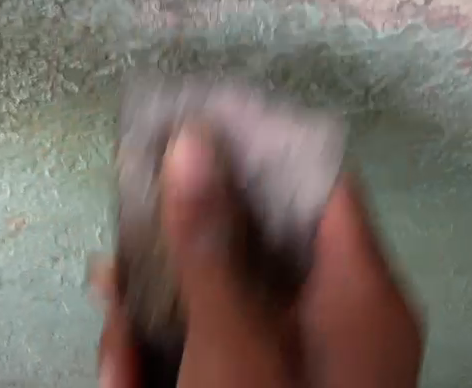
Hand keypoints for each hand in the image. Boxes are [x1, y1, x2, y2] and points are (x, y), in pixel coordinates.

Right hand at [95, 128, 423, 387]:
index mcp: (359, 291)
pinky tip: (125, 366)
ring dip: (152, 293)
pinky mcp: (254, 376)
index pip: (313, 173)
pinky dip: (157, 342)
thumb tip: (189, 139)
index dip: (254, 134)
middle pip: (249, 222)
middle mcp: (329, 311)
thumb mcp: (238, 345)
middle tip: (126, 223)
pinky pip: (201, 329)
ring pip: (213, 276)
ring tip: (113, 317)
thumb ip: (210, 241)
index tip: (188, 110)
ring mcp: (289, 348)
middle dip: (176, 228)